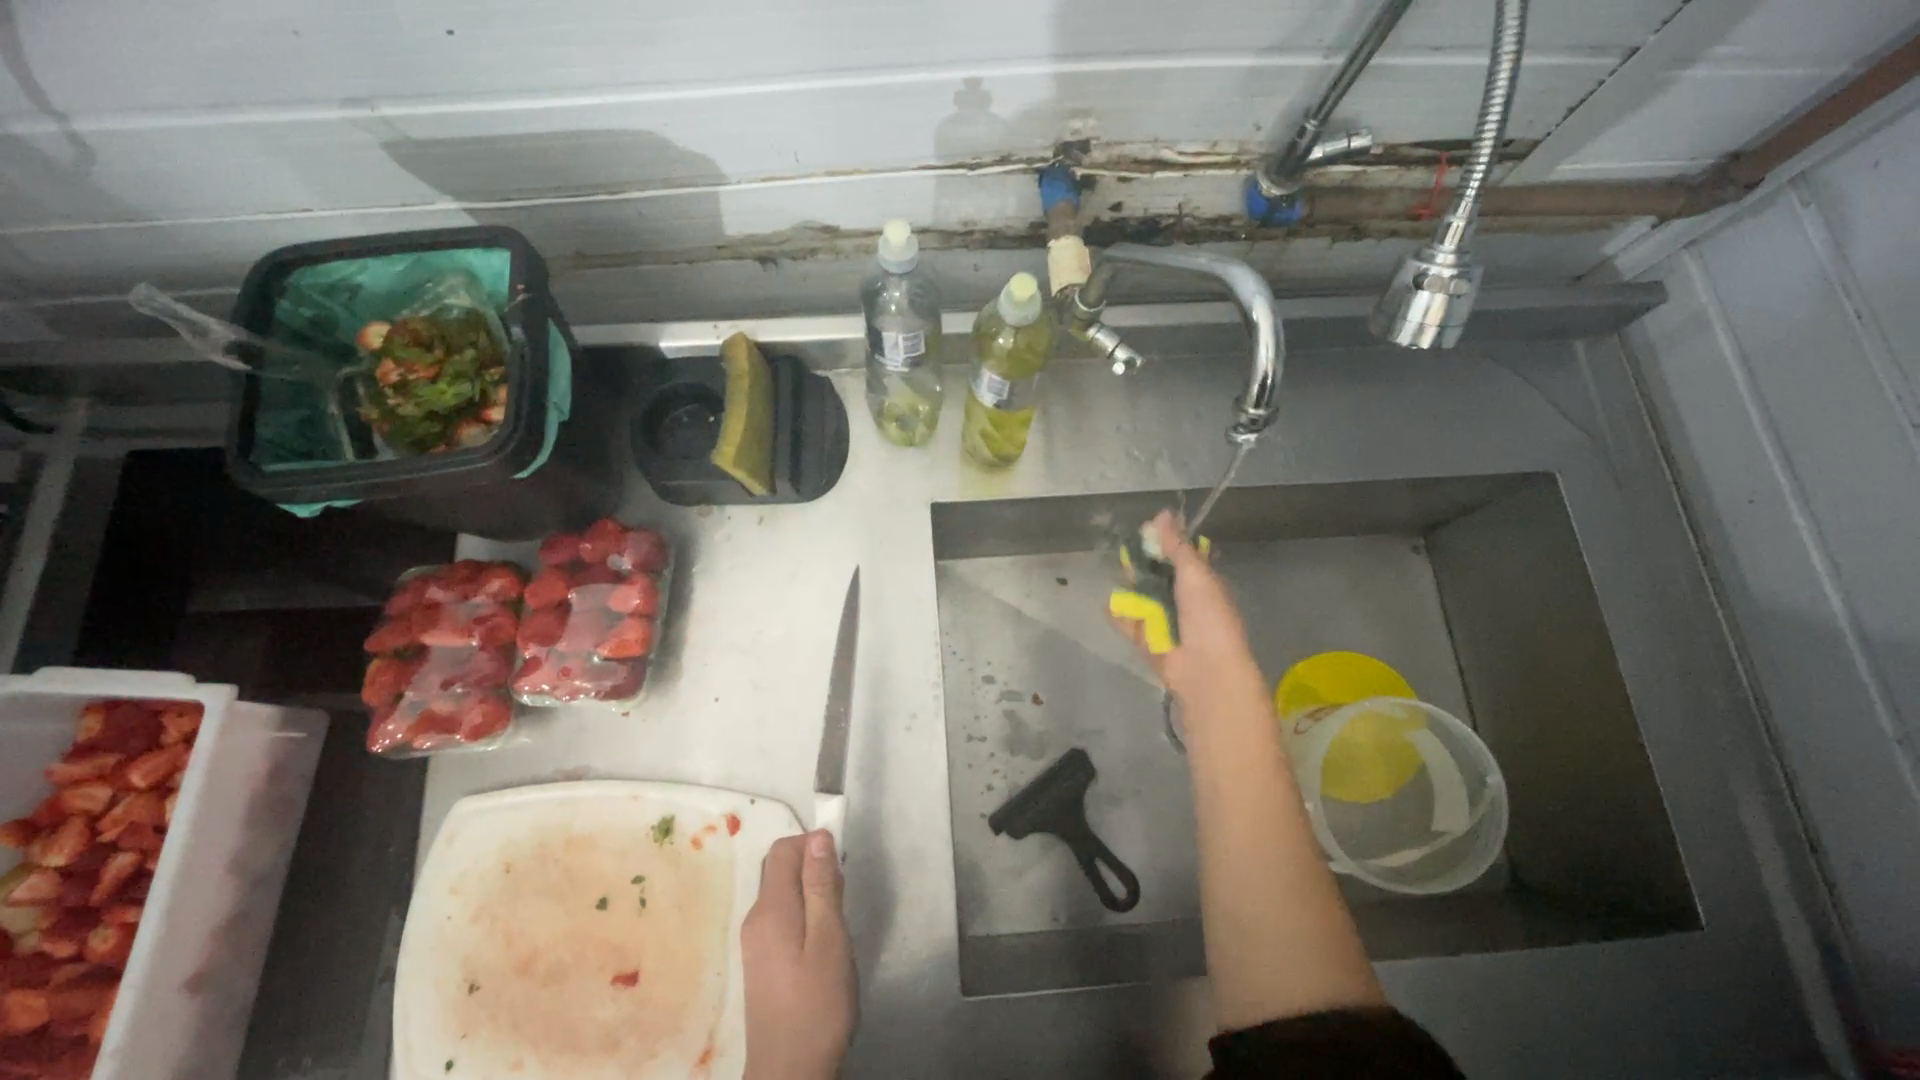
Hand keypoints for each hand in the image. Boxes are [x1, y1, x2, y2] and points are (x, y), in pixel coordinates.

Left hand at [742, 830, 856, 1079]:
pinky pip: (781, 918)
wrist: (790, 1072)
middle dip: (813, 869)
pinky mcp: (761, 962)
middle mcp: (755, 918)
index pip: (782, 850)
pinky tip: (822, 947)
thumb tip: (818, 836)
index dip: (812, 845)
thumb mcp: (830, 940)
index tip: (841, 868)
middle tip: (842, 902)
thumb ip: (822, 887)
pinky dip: (803, 916)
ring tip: (837, 928)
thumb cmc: (818, 1006)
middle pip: (779, 869)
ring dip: (811, 894)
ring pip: (782, 894)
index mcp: (770, 909)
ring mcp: (755, 942)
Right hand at [1114, 511, 1268, 723]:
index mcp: (1201, 582)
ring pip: (1141, 596)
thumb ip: (1176, 546)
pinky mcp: (1147, 640)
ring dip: (1130, 585)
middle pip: (1157, 574)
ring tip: (1118, 570)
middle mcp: (1183, 599)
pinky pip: (1128, 622)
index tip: (1146, 528)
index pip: (1180, 555)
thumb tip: (1163, 513)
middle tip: (1127, 549)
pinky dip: (1118, 613)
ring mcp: (1164, 620)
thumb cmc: (1207, 616)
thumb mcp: (1195, 573)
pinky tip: (1108, 602)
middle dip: (1142, 562)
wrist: (1205, 667)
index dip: (1164, 542)